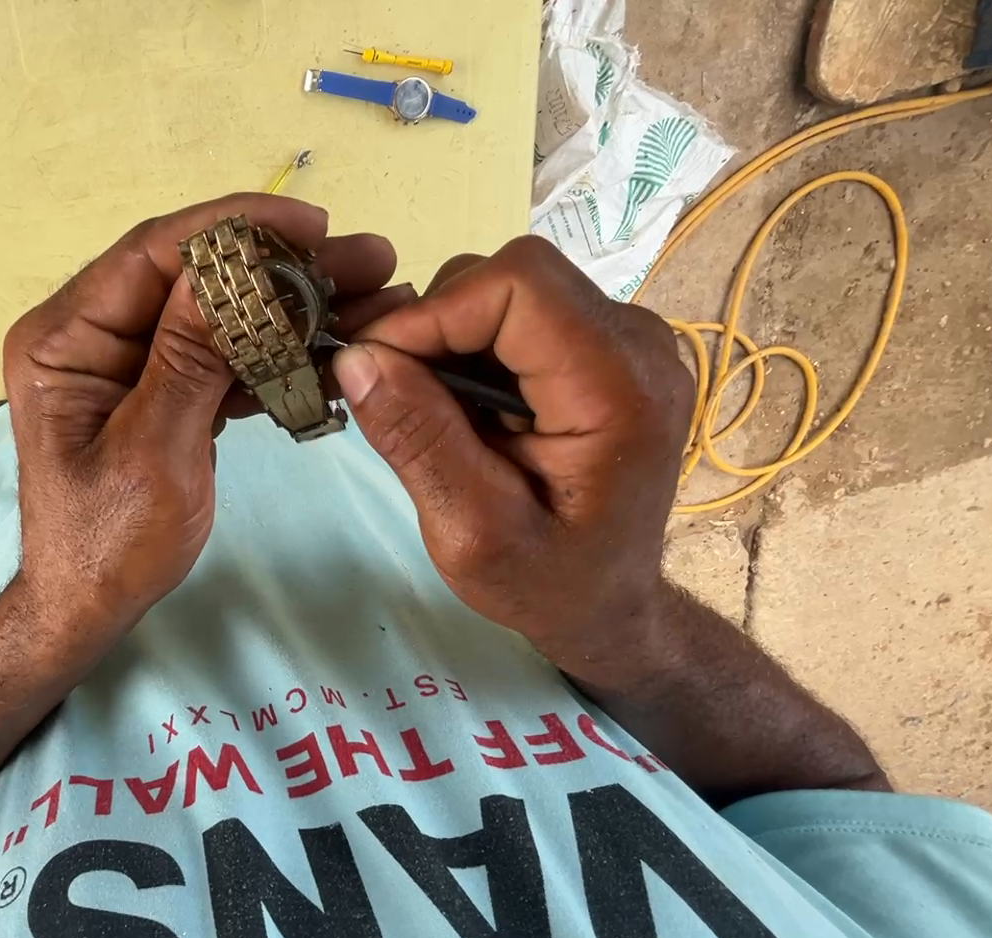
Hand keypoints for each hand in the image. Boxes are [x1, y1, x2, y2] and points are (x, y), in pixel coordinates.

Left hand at [2, 194, 404, 636]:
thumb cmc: (109, 541)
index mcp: (64, 340)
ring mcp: (127, 364)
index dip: (234, 230)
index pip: (151, 256)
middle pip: (192, 279)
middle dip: (280, 269)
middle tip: (366, 260)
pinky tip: (327, 354)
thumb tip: (227, 265)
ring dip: (288, 311)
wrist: (92, 604)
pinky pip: (219, 359)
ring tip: (368, 301)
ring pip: (215, 317)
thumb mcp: (151, 451)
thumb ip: (186, 358)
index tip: (314, 226)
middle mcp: (91, 336)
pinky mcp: (160, 391)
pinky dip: (271, 358)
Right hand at [333, 236, 692, 677]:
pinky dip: (466, 352)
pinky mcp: (601, 351)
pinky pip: (517, 319)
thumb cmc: (546, 583)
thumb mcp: (470, 529)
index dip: (432, 314)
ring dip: (445, 343)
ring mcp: (623, 342)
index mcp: (619, 388)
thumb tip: (355, 359)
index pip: (517, 285)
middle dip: (433, 327)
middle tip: (390, 396)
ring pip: (507, 291)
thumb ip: (419, 440)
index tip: (373, 369)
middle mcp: (636, 343)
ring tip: (427, 415)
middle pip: (511, 278)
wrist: (605, 605)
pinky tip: (456, 411)